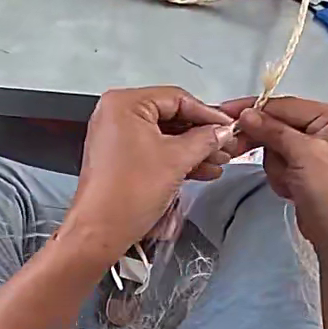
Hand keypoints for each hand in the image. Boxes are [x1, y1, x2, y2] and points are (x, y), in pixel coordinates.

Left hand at [62, 87, 235, 258]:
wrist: (101, 231)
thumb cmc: (123, 196)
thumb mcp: (177, 160)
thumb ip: (205, 140)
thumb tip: (220, 131)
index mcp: (124, 104)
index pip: (177, 98)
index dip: (207, 114)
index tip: (227, 126)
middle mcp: (116, 115)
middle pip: (171, 116)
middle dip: (201, 134)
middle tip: (224, 144)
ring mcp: (116, 136)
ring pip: (165, 135)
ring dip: (193, 149)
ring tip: (216, 159)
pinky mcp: (119, 157)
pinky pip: (154, 149)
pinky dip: (176, 158)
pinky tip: (199, 169)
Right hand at [220, 96, 327, 256]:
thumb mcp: (305, 155)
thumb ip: (274, 130)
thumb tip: (249, 115)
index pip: (290, 105)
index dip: (258, 110)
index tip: (230, 111)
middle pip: (282, 126)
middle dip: (271, 145)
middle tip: (240, 146)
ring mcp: (322, 155)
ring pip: (279, 149)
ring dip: (278, 167)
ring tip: (292, 183)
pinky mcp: (312, 176)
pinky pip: (284, 167)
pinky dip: (283, 179)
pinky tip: (294, 191)